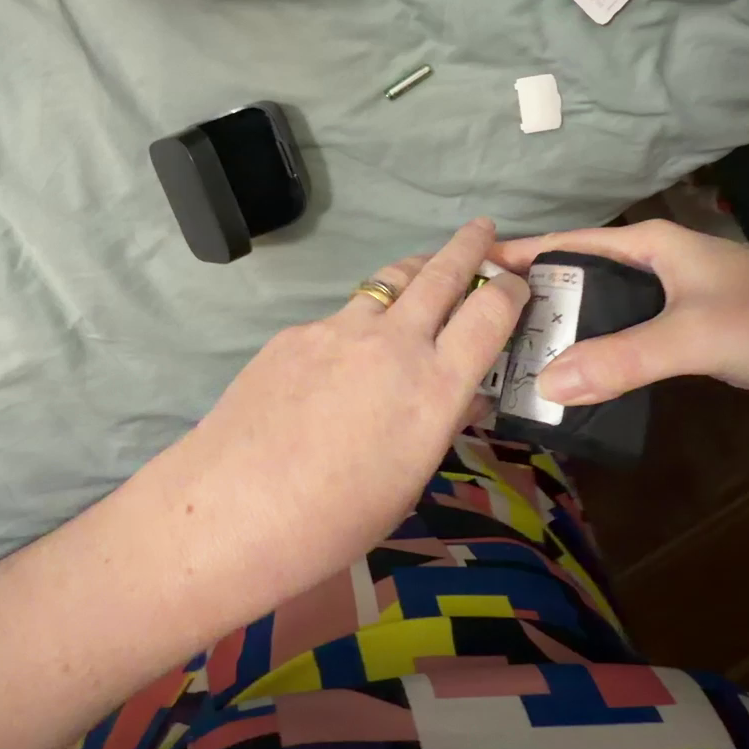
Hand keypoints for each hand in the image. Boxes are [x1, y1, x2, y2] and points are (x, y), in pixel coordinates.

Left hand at [168, 218, 528, 592]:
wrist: (233, 509)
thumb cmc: (335, 521)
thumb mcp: (409, 479)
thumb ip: (435, 422)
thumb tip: (453, 392)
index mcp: (434, 387)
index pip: (490, 313)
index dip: (510, 292)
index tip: (516, 284)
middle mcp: (393, 343)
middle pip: (441, 274)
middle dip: (469, 246)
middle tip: (482, 228)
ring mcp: (338, 329)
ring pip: (388, 282)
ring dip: (415, 271)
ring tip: (425, 269)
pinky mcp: (295, 331)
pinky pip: (340, 317)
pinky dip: (358, 323)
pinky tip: (341, 358)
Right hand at [490, 219, 748, 411]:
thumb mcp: (693, 335)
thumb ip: (620, 359)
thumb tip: (544, 385)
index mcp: (648, 243)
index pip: (565, 242)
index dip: (517, 255)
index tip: (467, 274)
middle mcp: (651, 263)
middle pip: (574, 277)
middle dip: (530, 299)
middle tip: (479, 330)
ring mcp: (666, 299)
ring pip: (595, 309)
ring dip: (559, 329)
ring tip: (511, 356)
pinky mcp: (680, 332)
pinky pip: (618, 336)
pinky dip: (591, 351)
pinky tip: (569, 375)